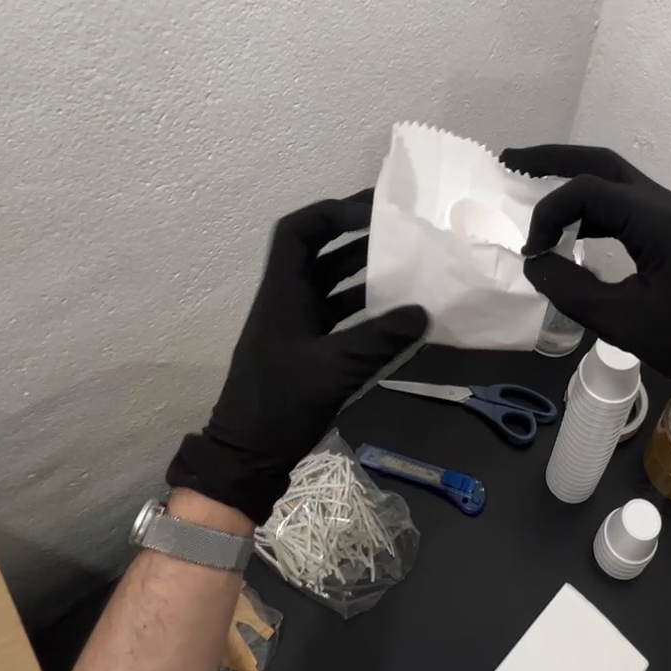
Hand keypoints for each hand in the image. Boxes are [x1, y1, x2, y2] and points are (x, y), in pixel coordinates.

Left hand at [167, 190, 428, 522]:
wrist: (246, 458)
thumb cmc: (280, 404)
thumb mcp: (335, 369)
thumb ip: (381, 339)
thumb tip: (424, 312)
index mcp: (281, 293)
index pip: (297, 231)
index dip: (331, 213)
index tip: (371, 211)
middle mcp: (287, 301)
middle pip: (319, 253)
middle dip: (356, 237)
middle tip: (398, 229)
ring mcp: (296, 326)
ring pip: (331, 284)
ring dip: (364, 273)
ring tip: (406, 265)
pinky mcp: (307, 350)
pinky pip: (339, 315)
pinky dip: (366, 310)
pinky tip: (397, 315)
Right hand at [499, 145, 670, 426]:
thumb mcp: (621, 321)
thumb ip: (569, 289)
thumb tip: (535, 263)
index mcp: (656, 221)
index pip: (587, 190)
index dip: (549, 213)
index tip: (533, 250)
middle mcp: (666, 204)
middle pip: (602, 162)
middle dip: (553, 159)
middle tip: (510, 161)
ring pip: (616, 178)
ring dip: (573, 179)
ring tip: (532, 185)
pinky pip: (628, 201)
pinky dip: (595, 205)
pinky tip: (572, 225)